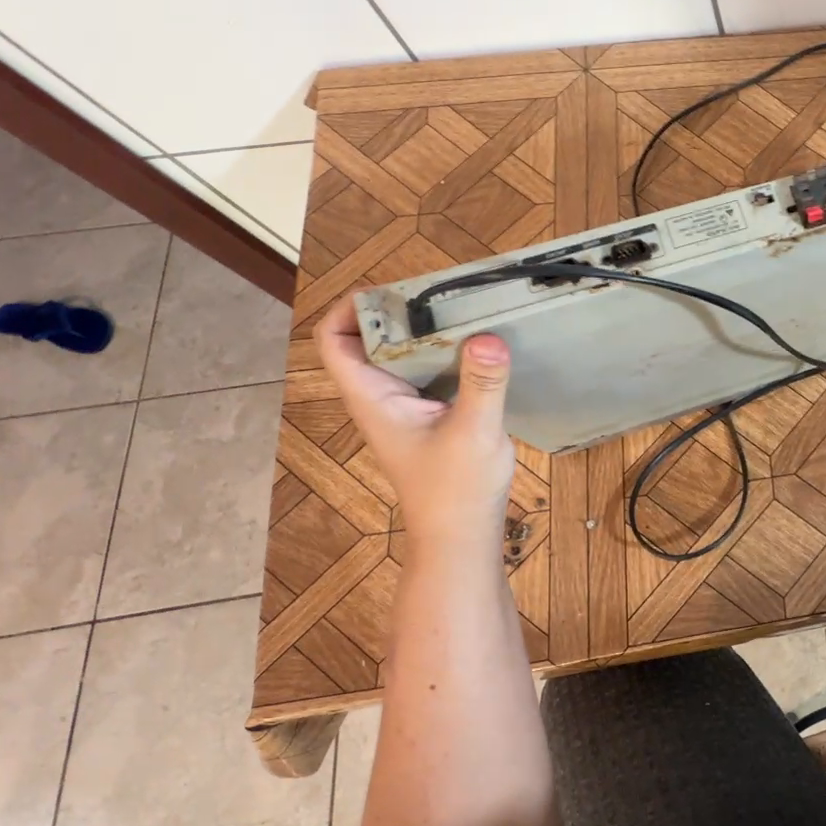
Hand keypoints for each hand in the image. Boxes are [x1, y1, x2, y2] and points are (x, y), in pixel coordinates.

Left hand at [315, 298, 516, 543]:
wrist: (461, 534)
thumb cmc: (455, 488)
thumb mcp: (474, 432)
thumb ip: (482, 384)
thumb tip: (489, 337)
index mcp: (373, 397)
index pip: (335, 341)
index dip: (351, 309)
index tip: (394, 290)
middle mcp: (382, 398)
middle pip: (372, 341)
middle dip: (401, 314)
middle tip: (442, 294)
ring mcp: (406, 409)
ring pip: (404, 358)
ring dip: (429, 334)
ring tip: (465, 314)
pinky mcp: (431, 418)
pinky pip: (431, 374)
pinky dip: (449, 356)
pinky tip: (481, 352)